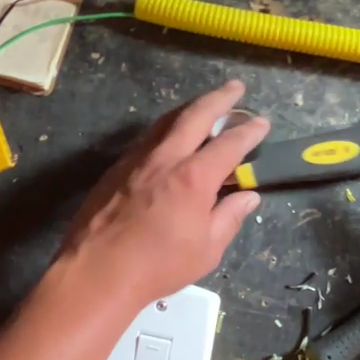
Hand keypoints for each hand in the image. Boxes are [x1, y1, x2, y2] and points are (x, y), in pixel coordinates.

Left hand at [56, 80, 269, 311]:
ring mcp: (136, 160)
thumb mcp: (206, 249)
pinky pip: (147, 138)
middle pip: (195, 115)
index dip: (249, 131)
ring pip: (166, 122)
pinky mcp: (116, 169)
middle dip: (219, 98)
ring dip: (189, 109)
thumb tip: (248, 196)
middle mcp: (165, 158)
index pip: (229, 144)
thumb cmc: (158, 266)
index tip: (262, 122)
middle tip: (236, 88)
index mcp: (193, 178)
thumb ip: (229, 217)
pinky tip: (169, 136)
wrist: (97, 271)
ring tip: (204, 105)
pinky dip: (165, 128)